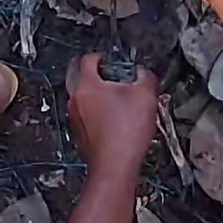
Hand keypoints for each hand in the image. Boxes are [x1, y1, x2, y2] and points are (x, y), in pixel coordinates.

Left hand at [67, 54, 158, 179]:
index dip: (101, 56)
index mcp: (87, 85)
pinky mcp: (80, 135)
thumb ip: (145, 77)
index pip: (88, 59)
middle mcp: (76, 101)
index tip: (108, 59)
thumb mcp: (146, 95)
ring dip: (100, 97)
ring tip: (120, 102)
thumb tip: (143, 74)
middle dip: (100, 78)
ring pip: (85, 100)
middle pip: (83, 79)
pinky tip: (117, 122)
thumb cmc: (125, 133)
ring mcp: (76, 119)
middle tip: (115, 80)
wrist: (115, 166)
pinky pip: (88, 118)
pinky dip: (99, 116)